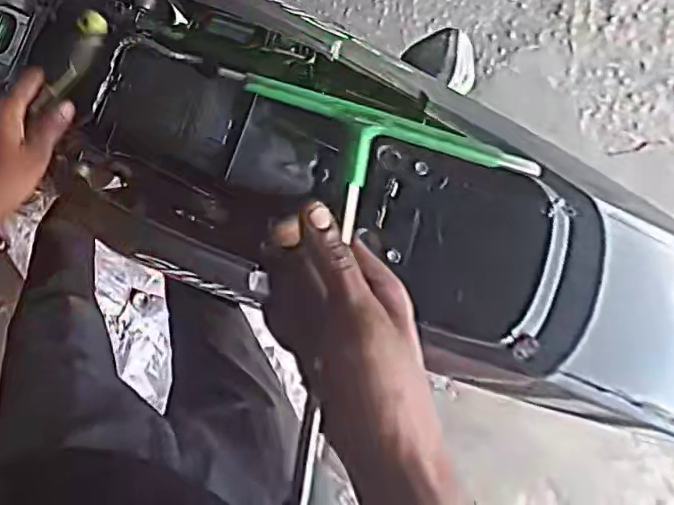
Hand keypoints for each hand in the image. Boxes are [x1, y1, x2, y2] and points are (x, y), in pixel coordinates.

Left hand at [0, 67, 72, 224]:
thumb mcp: (36, 154)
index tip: (63, 79)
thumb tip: (65, 106)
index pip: (29, 78)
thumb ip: (51, 126)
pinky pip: (10, 124)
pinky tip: (34, 143)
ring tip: (53, 126)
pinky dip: (24, 128)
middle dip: (44, 98)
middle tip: (63, 107)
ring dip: (34, 114)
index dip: (49, 78)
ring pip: (17, 109)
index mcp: (7, 110)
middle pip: (23, 93)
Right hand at [266, 202, 461, 504]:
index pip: (333, 234)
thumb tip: (316, 215)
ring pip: (293, 294)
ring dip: (289, 310)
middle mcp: (356, 301)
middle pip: (306, 263)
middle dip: (292, 279)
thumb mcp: (358, 316)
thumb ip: (334, 261)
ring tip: (306, 334)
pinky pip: (290, 323)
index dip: (306, 231)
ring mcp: (336, 326)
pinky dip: (288, 333)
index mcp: (376, 284)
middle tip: (300, 298)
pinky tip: (302, 350)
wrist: (384, 459)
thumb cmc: (389, 396)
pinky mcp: (319, 349)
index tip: (284, 234)